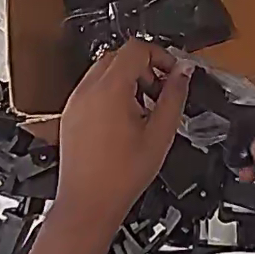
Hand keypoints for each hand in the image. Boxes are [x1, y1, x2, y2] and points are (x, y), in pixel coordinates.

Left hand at [51, 41, 191, 239]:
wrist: (88, 205)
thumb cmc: (120, 176)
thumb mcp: (160, 132)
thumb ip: (174, 95)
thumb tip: (184, 72)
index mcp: (110, 90)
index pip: (136, 49)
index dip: (160, 55)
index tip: (172, 72)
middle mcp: (87, 91)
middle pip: (120, 55)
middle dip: (146, 67)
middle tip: (161, 89)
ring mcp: (76, 102)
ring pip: (105, 70)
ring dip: (129, 78)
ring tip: (145, 106)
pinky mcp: (71, 114)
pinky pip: (93, 88)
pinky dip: (112, 91)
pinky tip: (126, 118)